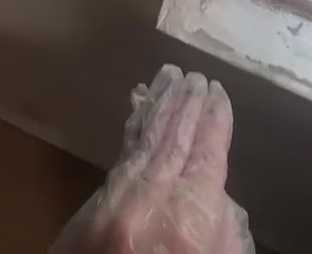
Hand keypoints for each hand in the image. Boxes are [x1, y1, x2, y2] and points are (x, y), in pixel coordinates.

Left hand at [52, 66, 251, 253]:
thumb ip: (222, 235)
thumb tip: (218, 194)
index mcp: (188, 224)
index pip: (206, 156)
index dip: (215, 122)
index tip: (218, 93)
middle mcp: (151, 205)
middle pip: (174, 141)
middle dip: (186, 105)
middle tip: (196, 76)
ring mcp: (115, 206)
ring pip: (144, 142)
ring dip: (159, 107)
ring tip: (170, 78)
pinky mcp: (89, 213)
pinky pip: (119, 157)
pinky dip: (133, 129)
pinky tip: (139, 109)